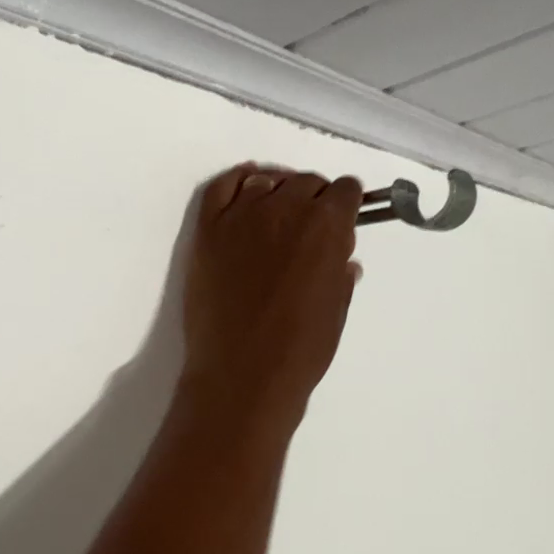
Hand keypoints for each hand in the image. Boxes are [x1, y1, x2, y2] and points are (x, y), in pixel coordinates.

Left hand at [180, 163, 362, 432]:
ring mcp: (241, 215)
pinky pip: (222, 186)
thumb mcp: (336, 311)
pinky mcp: (207, 229)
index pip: (345, 190)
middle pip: (306, 183)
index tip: (341, 219)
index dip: (345, 204)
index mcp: (327, 226)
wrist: (242, 374)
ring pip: (266, 182)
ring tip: (276, 218)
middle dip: (313, 199)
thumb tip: (341, 258)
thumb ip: (340, 275)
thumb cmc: (299, 350)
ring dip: (277, 193)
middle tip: (308, 228)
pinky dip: (238, 179)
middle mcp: (286, 208)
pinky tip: (246, 183)